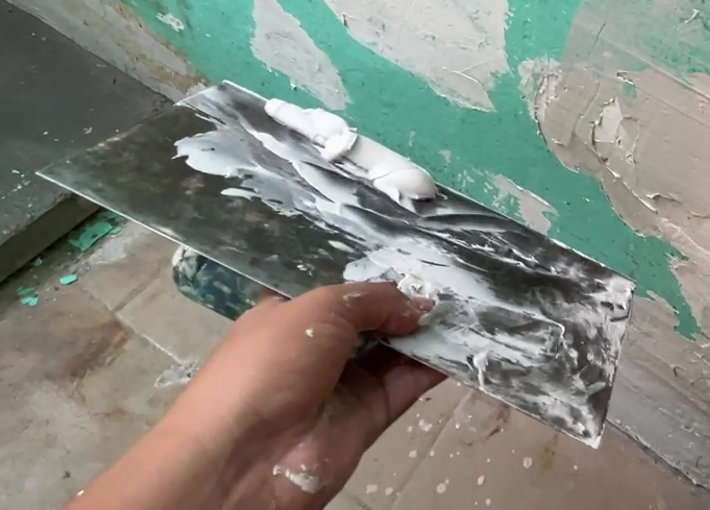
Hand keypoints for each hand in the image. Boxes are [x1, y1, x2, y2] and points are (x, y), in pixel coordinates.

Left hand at [70, 283, 443, 509]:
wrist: (243, 462)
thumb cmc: (268, 365)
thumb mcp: (320, 308)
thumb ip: (376, 298)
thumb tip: (420, 304)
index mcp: (294, 311)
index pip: (341, 283)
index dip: (376, 267)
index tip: (416, 247)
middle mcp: (321, 344)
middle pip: (375, 313)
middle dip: (410, 295)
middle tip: (453, 272)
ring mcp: (346, 381)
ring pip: (397, 346)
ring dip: (428, 327)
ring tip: (467, 299)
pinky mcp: (370, 415)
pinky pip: (409, 382)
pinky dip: (437, 363)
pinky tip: (464, 337)